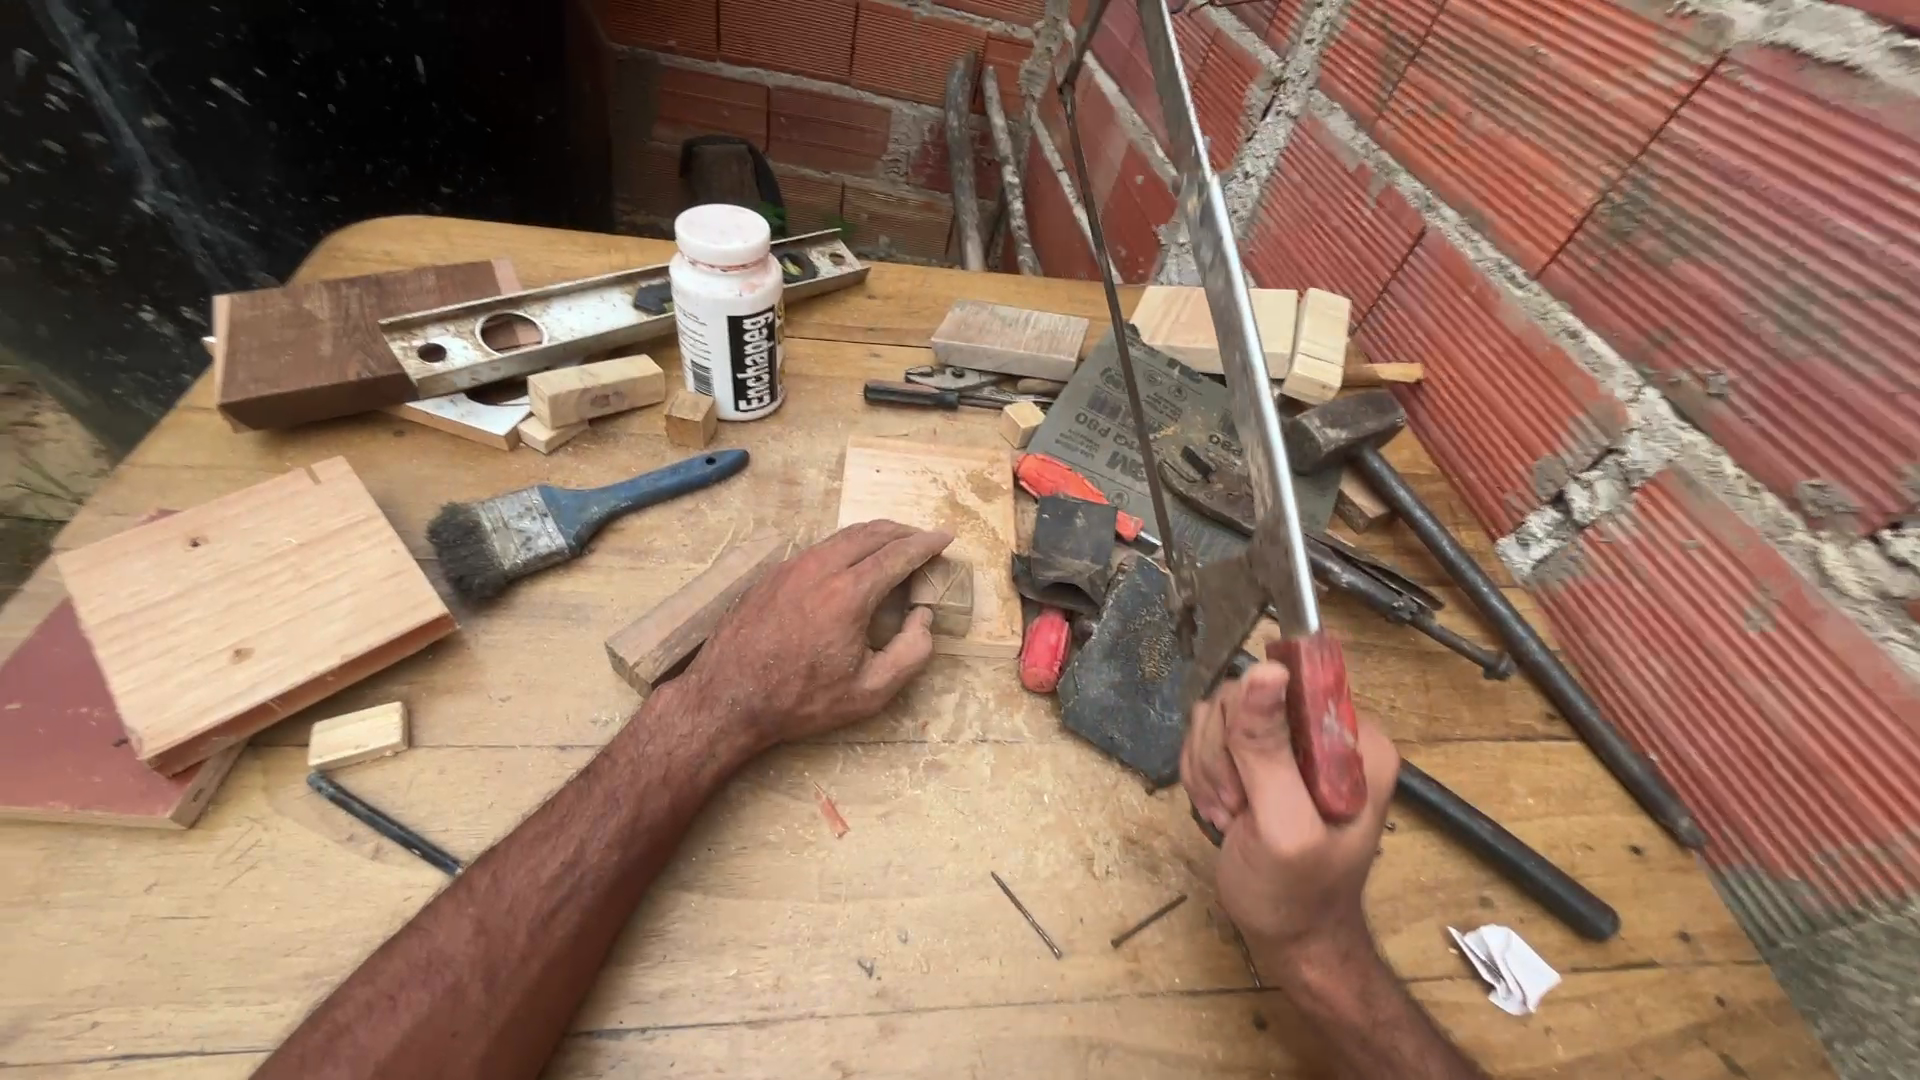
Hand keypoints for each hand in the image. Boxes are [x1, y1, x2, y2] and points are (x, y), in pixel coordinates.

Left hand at [677, 520, 953, 750]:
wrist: (727, 698)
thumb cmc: (801, 701)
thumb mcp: (870, 692)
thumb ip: (911, 653)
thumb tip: (923, 617)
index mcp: (849, 594)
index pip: (899, 554)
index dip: (927, 544)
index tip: (946, 537)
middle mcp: (821, 568)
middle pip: (872, 533)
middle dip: (904, 532)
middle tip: (924, 540)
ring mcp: (792, 566)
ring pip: (843, 536)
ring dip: (875, 535)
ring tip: (894, 544)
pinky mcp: (773, 573)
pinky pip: (820, 547)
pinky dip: (848, 545)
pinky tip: (852, 561)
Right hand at [1181, 661, 1400, 970]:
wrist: (1288, 935)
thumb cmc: (1295, 892)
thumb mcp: (1282, 823)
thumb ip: (1267, 749)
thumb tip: (1266, 669)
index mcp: (1355, 739)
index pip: (1285, 683)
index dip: (1250, 722)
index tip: (1245, 778)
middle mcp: (1323, 730)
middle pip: (1241, 697)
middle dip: (1222, 754)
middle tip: (1236, 805)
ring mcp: (1287, 741)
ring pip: (1215, 715)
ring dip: (1208, 767)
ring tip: (1230, 814)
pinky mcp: (1256, 755)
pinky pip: (1205, 735)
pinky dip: (1201, 773)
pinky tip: (1220, 808)